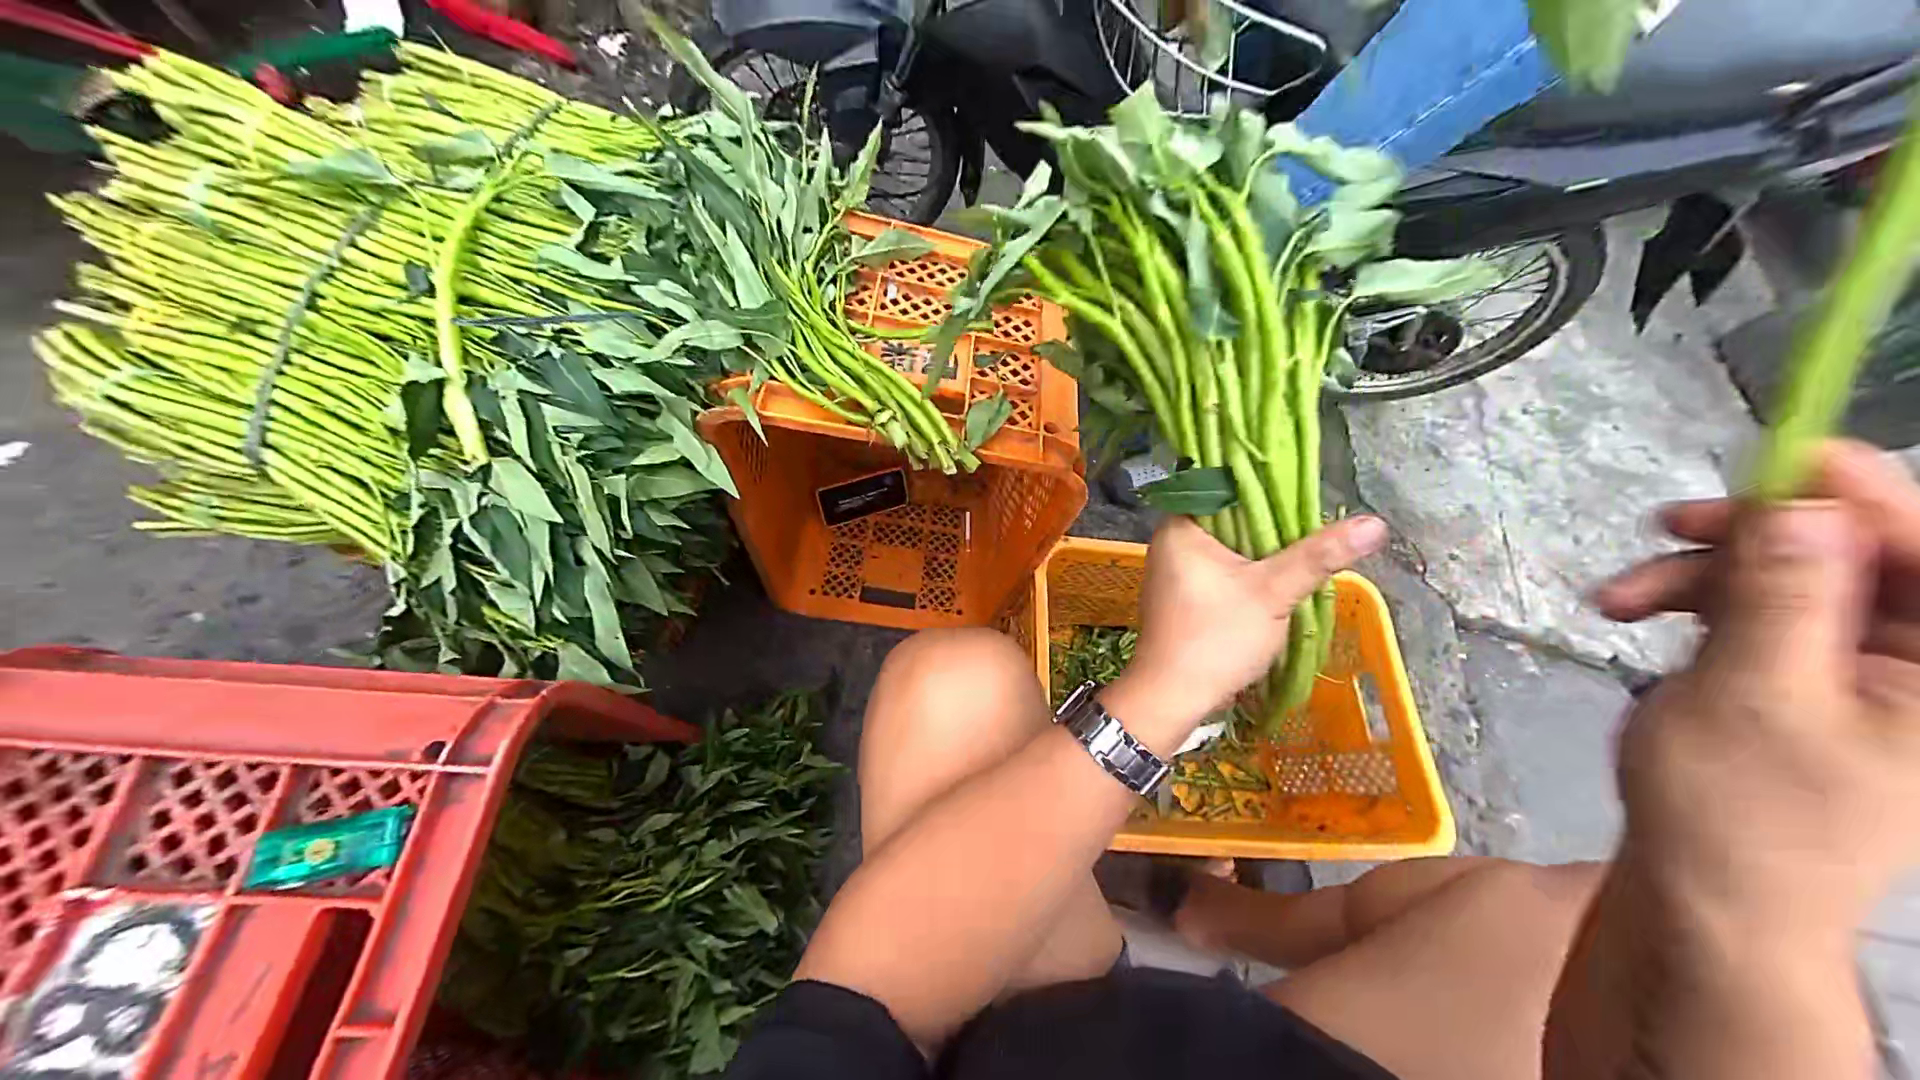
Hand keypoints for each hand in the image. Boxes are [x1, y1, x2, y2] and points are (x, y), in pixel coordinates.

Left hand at [1101, 514, 1387, 752]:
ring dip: (1263, 552)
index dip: (1269, 487)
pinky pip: (1222, 569)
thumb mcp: (1272, 592)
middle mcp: (1171, 541)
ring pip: (1229, 547)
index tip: (1308, 492)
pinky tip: (1277, 578)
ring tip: (1306, 548)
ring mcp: (1175, 569)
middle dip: (1272, 524)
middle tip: (1316, 523)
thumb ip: (1318, 555)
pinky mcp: (1183, 594)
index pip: (1227, 487)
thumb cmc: (1215, 637)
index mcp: (1180, 527)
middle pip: (1231, 518)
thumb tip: (1375, 523)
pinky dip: (1248, 572)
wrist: (1171, 695)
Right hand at [1601, 479, 1919, 937]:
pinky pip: (1763, 610)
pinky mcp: (1809, 675)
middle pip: (1856, 555)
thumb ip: (1785, 595)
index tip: (1776, 455)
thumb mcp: (1752, 692)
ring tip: (1613, 601)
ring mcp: (1870, 669)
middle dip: (1748, 538)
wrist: (1708, 888)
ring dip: (1698, 576)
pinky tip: (1636, 617)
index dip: (1862, 493)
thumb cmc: (1738, 803)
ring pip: (1792, 578)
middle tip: (1658, 529)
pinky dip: (1695, 605)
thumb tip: (1801, 503)